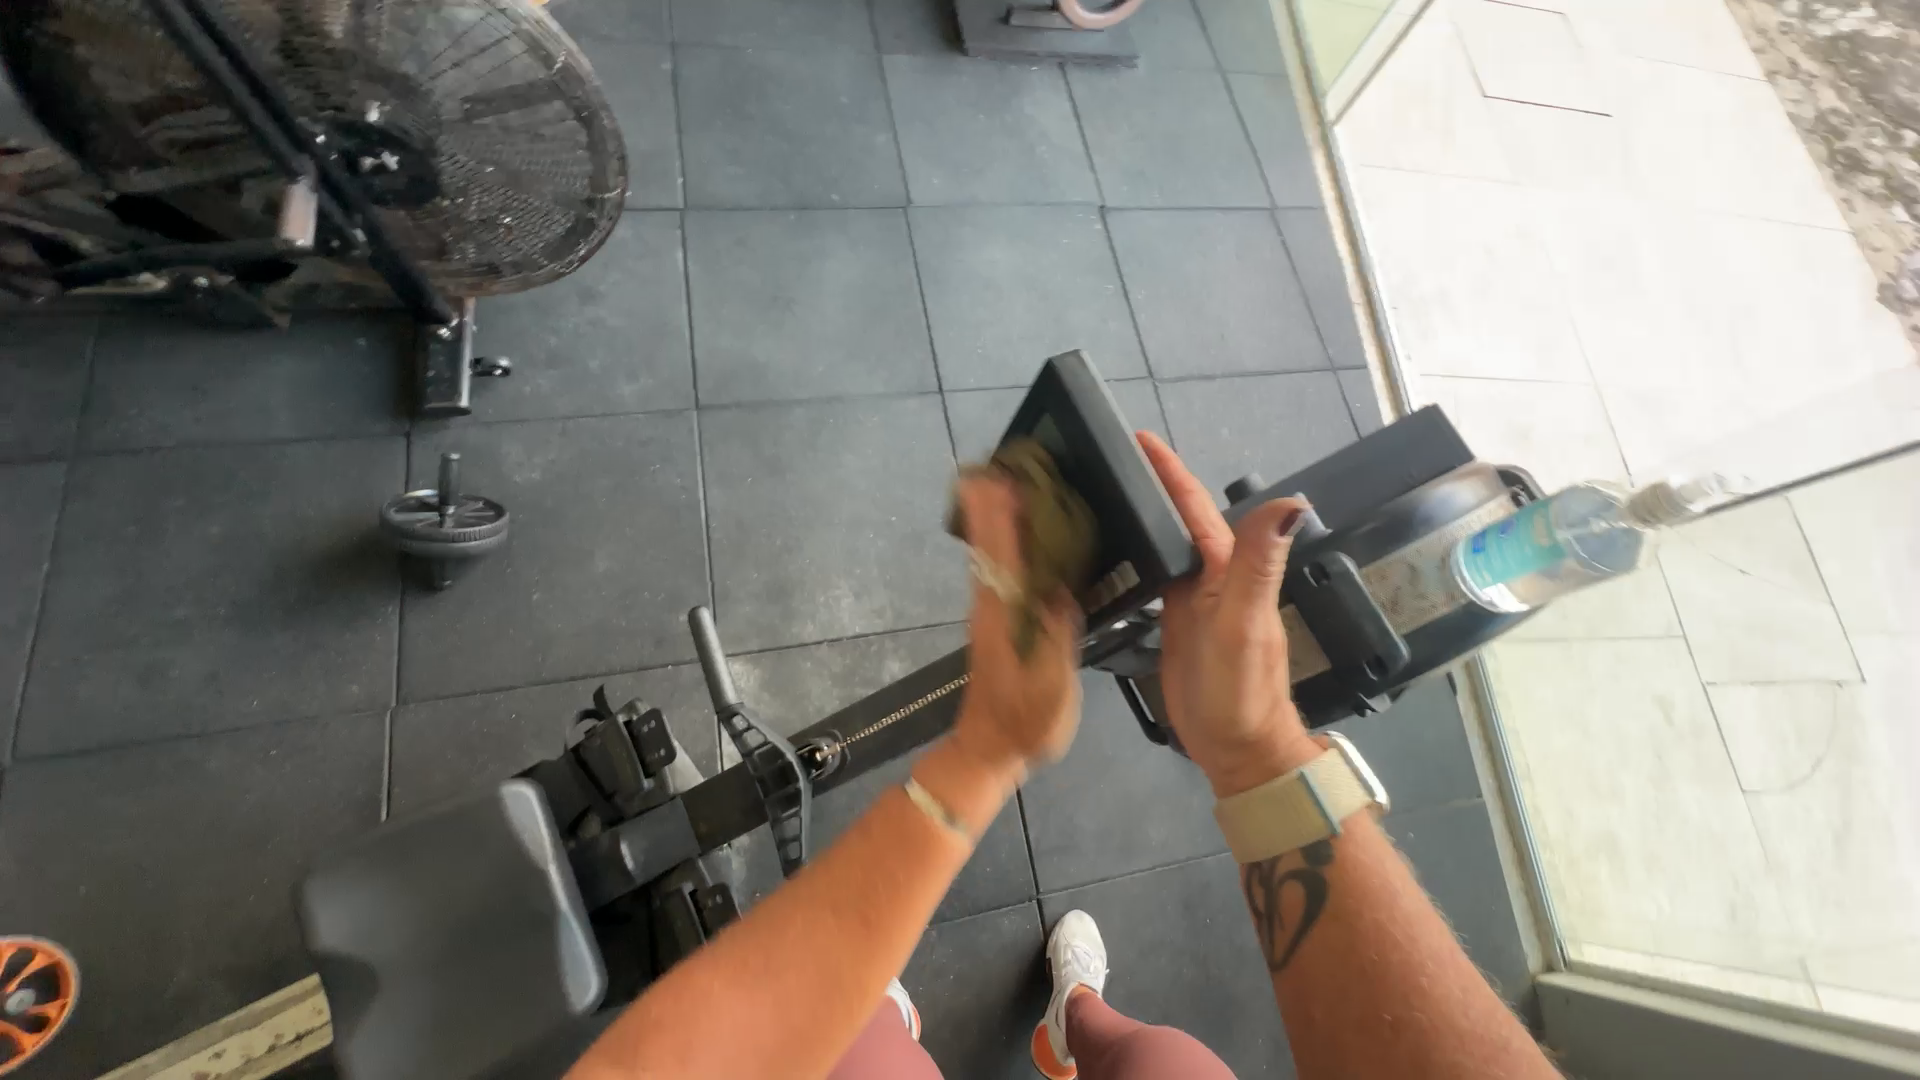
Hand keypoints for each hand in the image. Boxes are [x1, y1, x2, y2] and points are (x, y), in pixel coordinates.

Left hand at [949, 473, 1082, 777]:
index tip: (998, 478)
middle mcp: (992, 605)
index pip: (1000, 553)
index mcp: (1005, 614)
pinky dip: (1004, 546)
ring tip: (1008, 486)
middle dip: (990, 505)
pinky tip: (1023, 537)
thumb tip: (1061, 585)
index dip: (999, 515)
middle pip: (988, 545)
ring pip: (990, 556)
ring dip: (993, 520)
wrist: (989, 750)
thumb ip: (1056, 633)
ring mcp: (991, 613)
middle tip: (998, 465)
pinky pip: (1001, 573)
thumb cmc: (1023, 721)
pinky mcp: (998, 624)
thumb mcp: (1050, 683)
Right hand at [1137, 432, 1320, 796]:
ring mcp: (1193, 598)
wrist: (1236, 746)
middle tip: (1105, 459)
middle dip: (1150, 483)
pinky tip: (1113, 551)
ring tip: (1102, 495)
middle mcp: (1211, 575)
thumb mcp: (1246, 624)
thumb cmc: (1240, 689)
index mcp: (1226, 568)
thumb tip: (1289, 500)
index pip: (1194, 507)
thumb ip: (1260, 564)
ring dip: (1142, 515)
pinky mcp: (1175, 620)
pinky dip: (1136, 554)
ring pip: (1164, 543)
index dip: (1170, 471)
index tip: (1138, 438)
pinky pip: (1154, 575)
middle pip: (1177, 517)